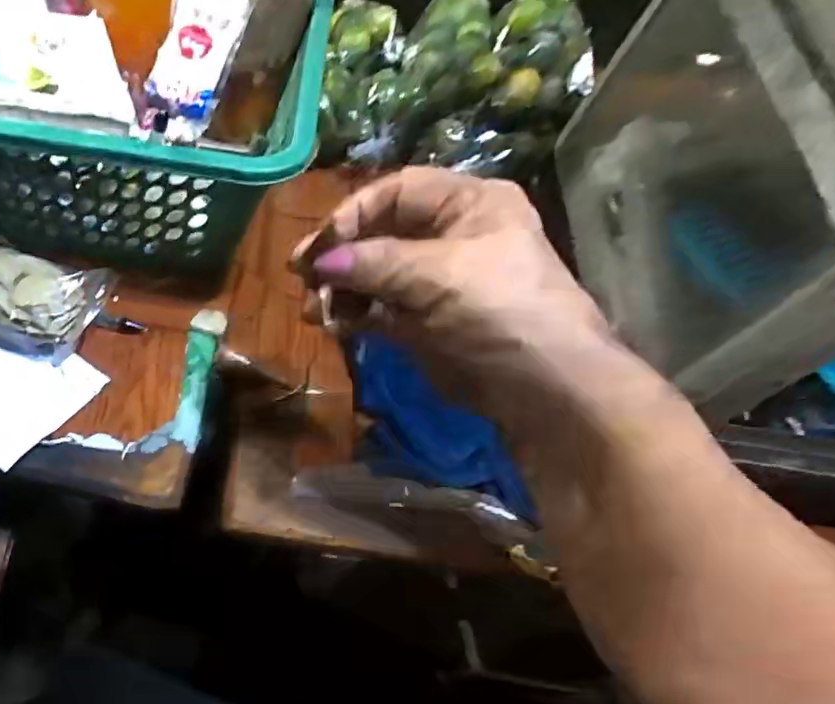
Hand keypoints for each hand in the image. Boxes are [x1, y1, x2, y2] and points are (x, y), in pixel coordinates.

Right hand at [289, 167, 640, 421]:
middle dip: (336, 254)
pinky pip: (369, 309)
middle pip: (374, 233)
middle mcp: (443, 237)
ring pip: (366, 274)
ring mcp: (426, 281)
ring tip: (312, 311)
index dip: (354, 213)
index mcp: (465, 205)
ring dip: (334, 289)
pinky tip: (330, 325)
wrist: (535, 380)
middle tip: (299, 275)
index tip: (320, 246)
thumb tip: (319, 262)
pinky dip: (346, 314)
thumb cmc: (499, 310)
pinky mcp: (413, 320)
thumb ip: (376, 264)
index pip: (396, 192)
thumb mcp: (440, 275)